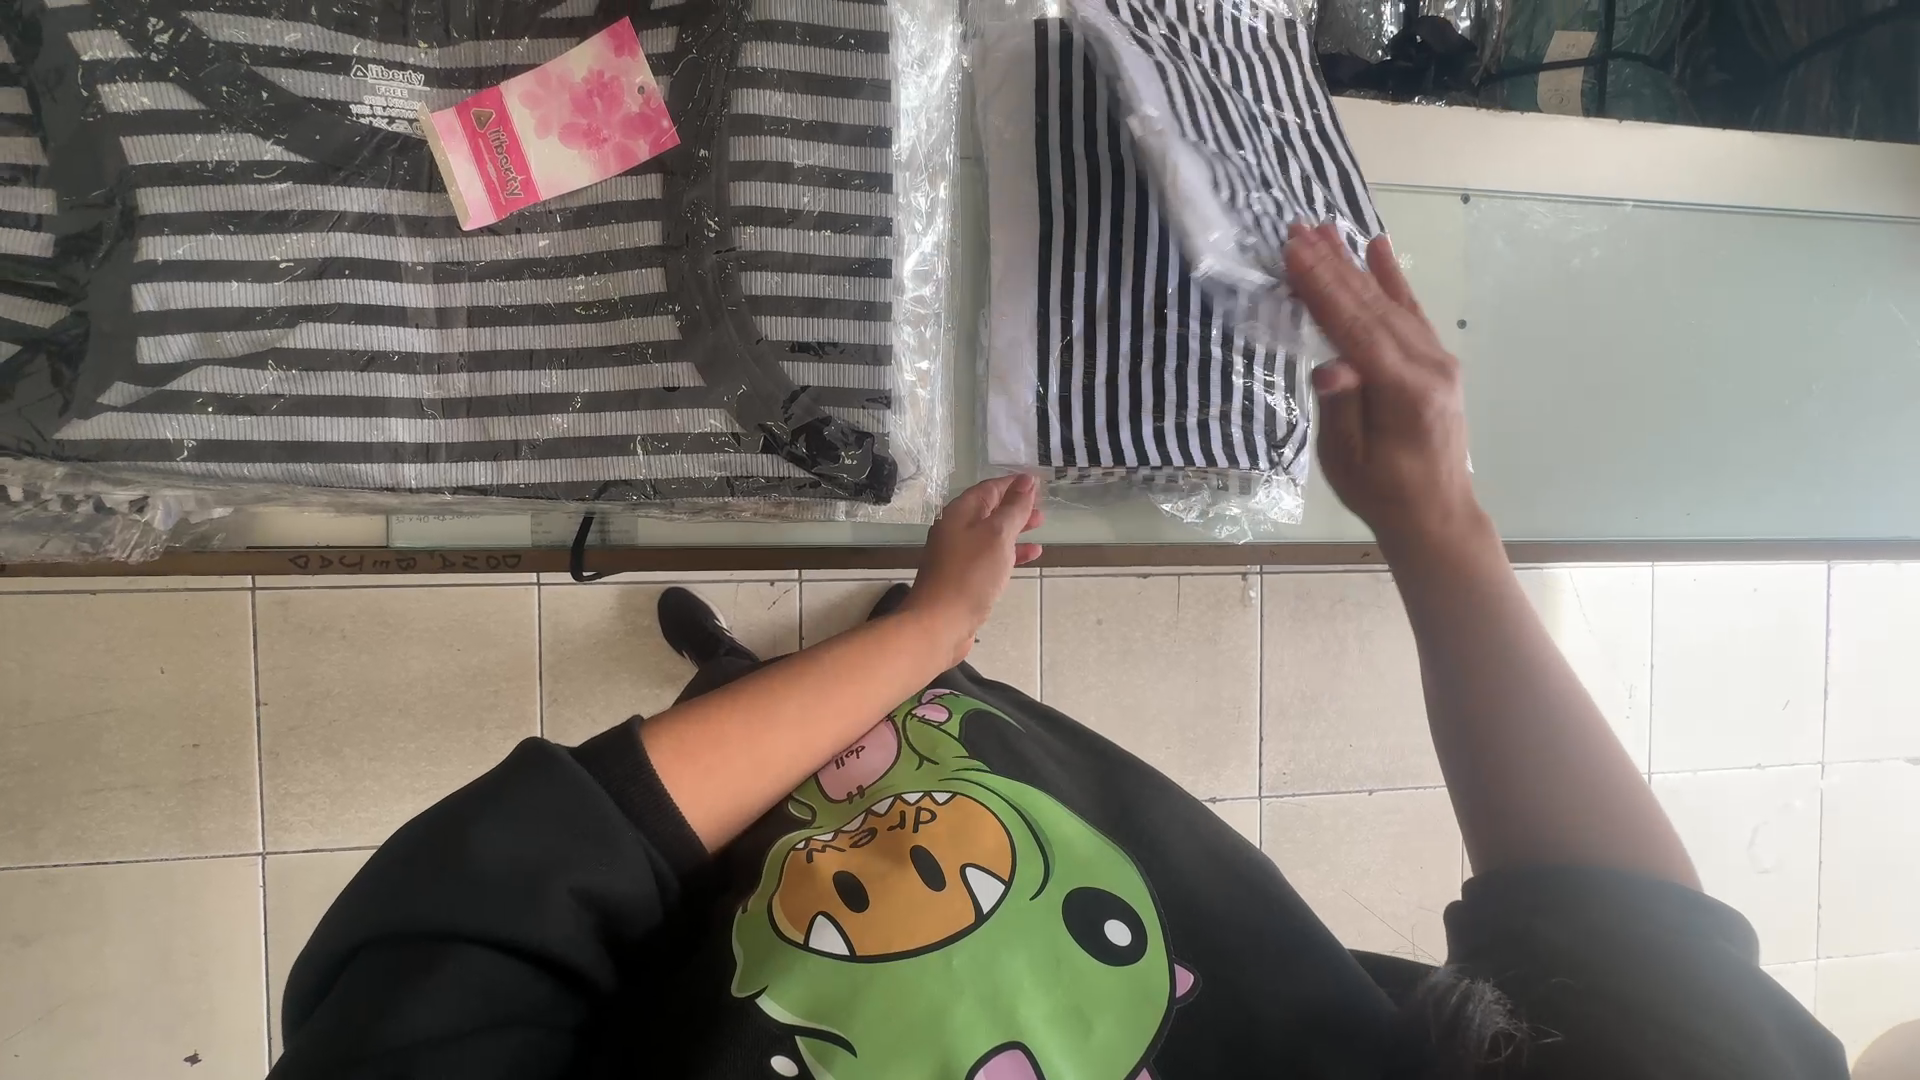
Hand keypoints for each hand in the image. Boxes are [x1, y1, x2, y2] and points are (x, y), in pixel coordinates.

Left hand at [899, 474, 1043, 664]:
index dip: (1013, 484)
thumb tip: (1026, 480)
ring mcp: (958, 555)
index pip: (989, 488)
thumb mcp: (997, 535)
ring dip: (1016, 528)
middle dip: (1015, 506)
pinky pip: (991, 556)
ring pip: (991, 534)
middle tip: (1042, 506)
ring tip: (1040, 526)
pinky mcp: (964, 577)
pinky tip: (1031, 555)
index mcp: (960, 513)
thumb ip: (1014, 508)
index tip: (1037, 482)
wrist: (940, 623)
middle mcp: (956, 530)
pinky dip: (1010, 552)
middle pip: (989, 510)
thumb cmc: (970, 574)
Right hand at [1285, 223, 1482, 549]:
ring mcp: (1437, 359)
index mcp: (1405, 390)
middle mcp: (1429, 364)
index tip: (1294, 253)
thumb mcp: (1347, 460)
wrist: (1435, 513)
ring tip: (1327, 230)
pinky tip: (1378, 251)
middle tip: (1300, 229)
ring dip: (1354, 265)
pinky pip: (1410, 313)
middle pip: (1373, 305)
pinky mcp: (1435, 361)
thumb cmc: (1380, 493)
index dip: (1322, 289)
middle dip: (1332, 265)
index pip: (1355, 328)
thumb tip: (1327, 364)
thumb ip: (1341, 409)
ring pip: (1391, 302)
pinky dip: (1392, 280)